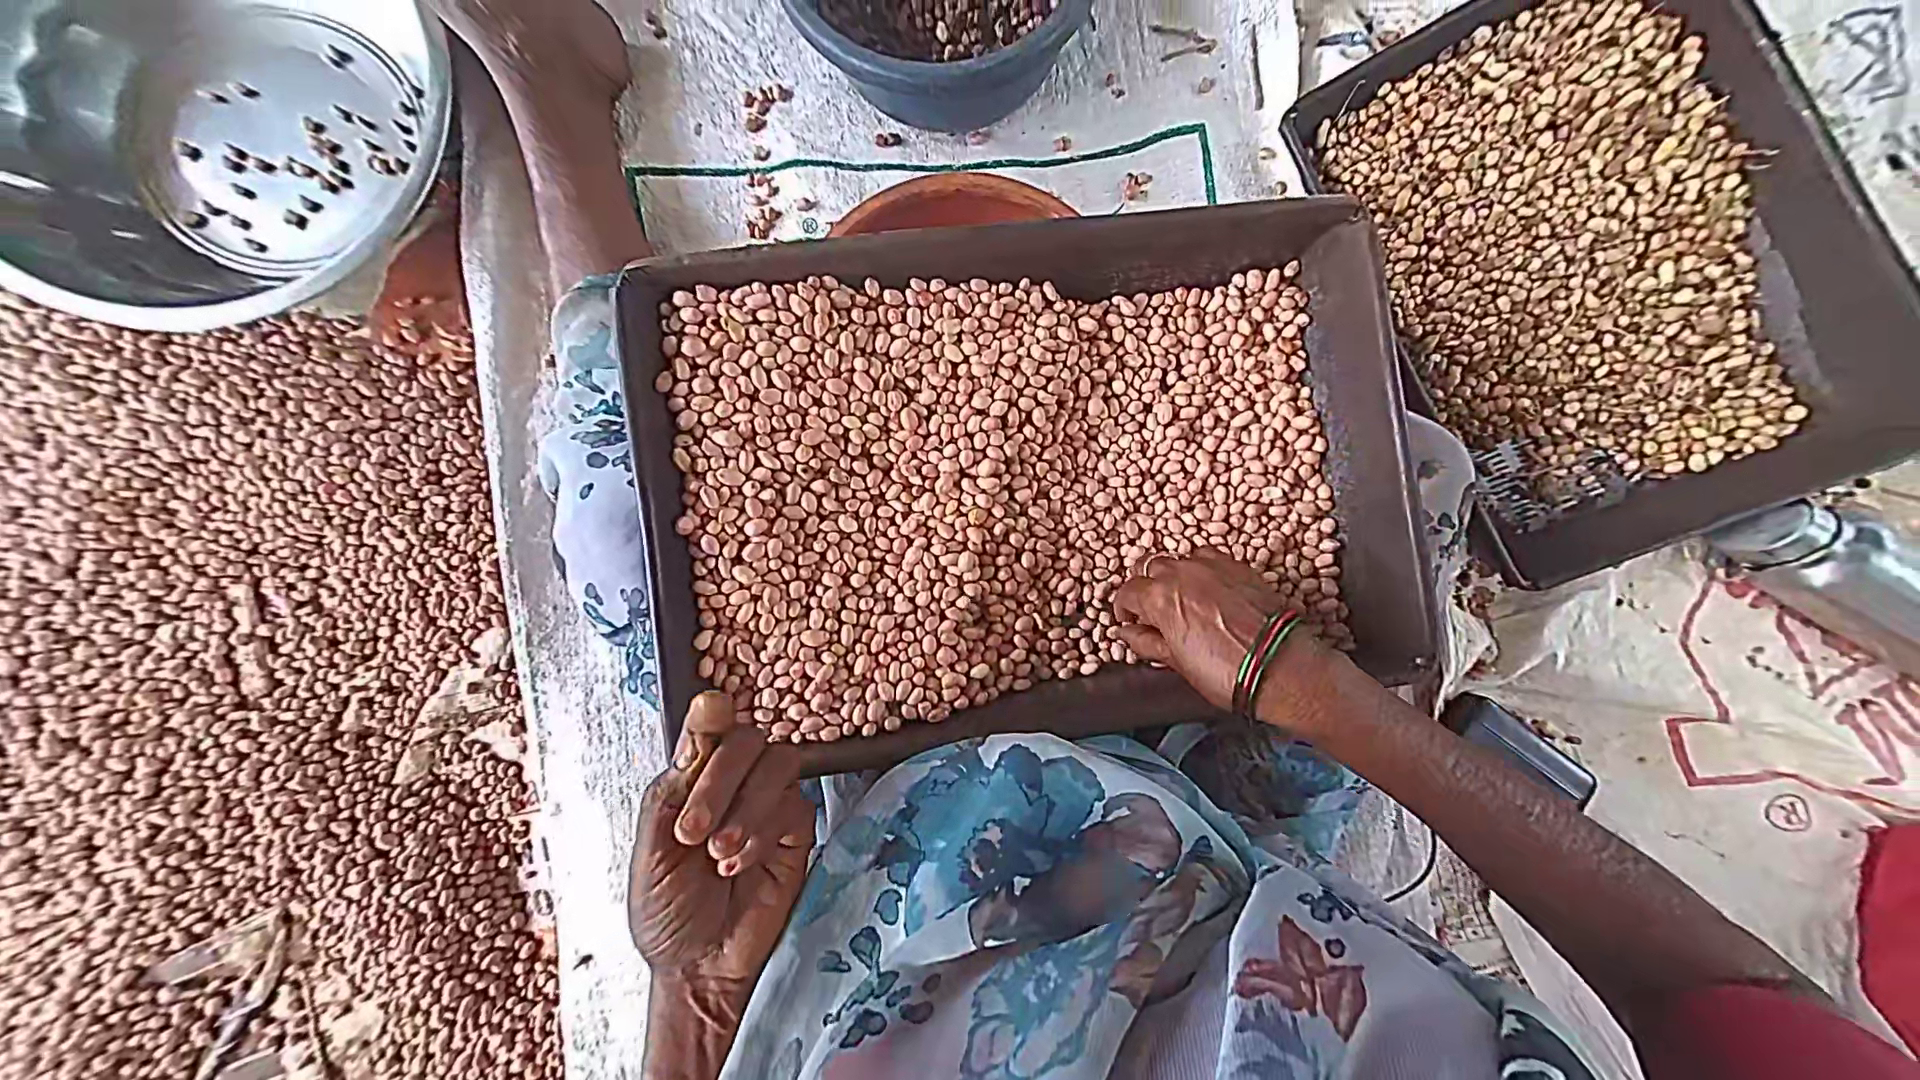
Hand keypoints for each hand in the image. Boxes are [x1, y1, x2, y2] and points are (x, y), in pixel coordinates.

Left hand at [629, 691, 812, 989]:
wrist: (698, 967)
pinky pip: (792, 804)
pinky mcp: (796, 825)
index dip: (713, 714)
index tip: (711, 710)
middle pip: (747, 739)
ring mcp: (769, 800)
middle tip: (693, 831)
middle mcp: (735, 781)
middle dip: (720, 780)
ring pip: (778, 763)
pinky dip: (761, 833)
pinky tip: (737, 864)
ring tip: (718, 853)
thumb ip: (678, 783)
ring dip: (745, 808)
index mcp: (693, 778)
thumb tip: (706, 713)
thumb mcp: (653, 849)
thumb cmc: (668, 910)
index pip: (709, 728)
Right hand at [1112, 550, 1336, 733]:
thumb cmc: (1228, 672)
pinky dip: (1200, 568)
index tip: (1131, 621)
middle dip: (1146, 588)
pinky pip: (1208, 557)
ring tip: (1181, 599)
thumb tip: (1127, 634)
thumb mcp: (1175, 662)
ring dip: (1172, 576)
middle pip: (1149, 569)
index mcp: (1158, 598)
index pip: (1127, 592)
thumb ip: (1146, 642)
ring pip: (1178, 560)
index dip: (1125, 608)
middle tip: (1153, 611)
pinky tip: (1207, 588)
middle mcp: (1181, 574)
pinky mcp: (1237, 567)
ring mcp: (1211, 566)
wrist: (1280, 668)